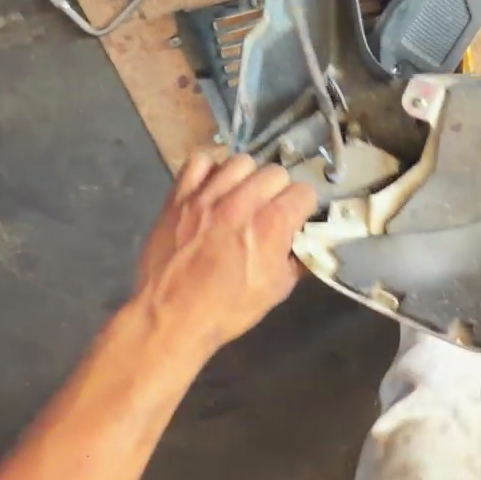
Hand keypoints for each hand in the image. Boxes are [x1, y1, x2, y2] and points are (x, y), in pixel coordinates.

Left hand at [131, 151, 317, 356]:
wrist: (170, 317)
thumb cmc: (228, 309)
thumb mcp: (278, 289)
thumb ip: (299, 257)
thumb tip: (310, 240)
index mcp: (271, 225)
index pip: (304, 192)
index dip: (303, 208)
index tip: (296, 220)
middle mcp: (242, 202)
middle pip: (275, 172)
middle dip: (278, 192)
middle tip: (268, 212)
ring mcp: (207, 196)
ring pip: (241, 162)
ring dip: (247, 178)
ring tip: (241, 197)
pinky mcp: (179, 196)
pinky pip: (200, 162)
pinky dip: (210, 171)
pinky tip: (213, 188)